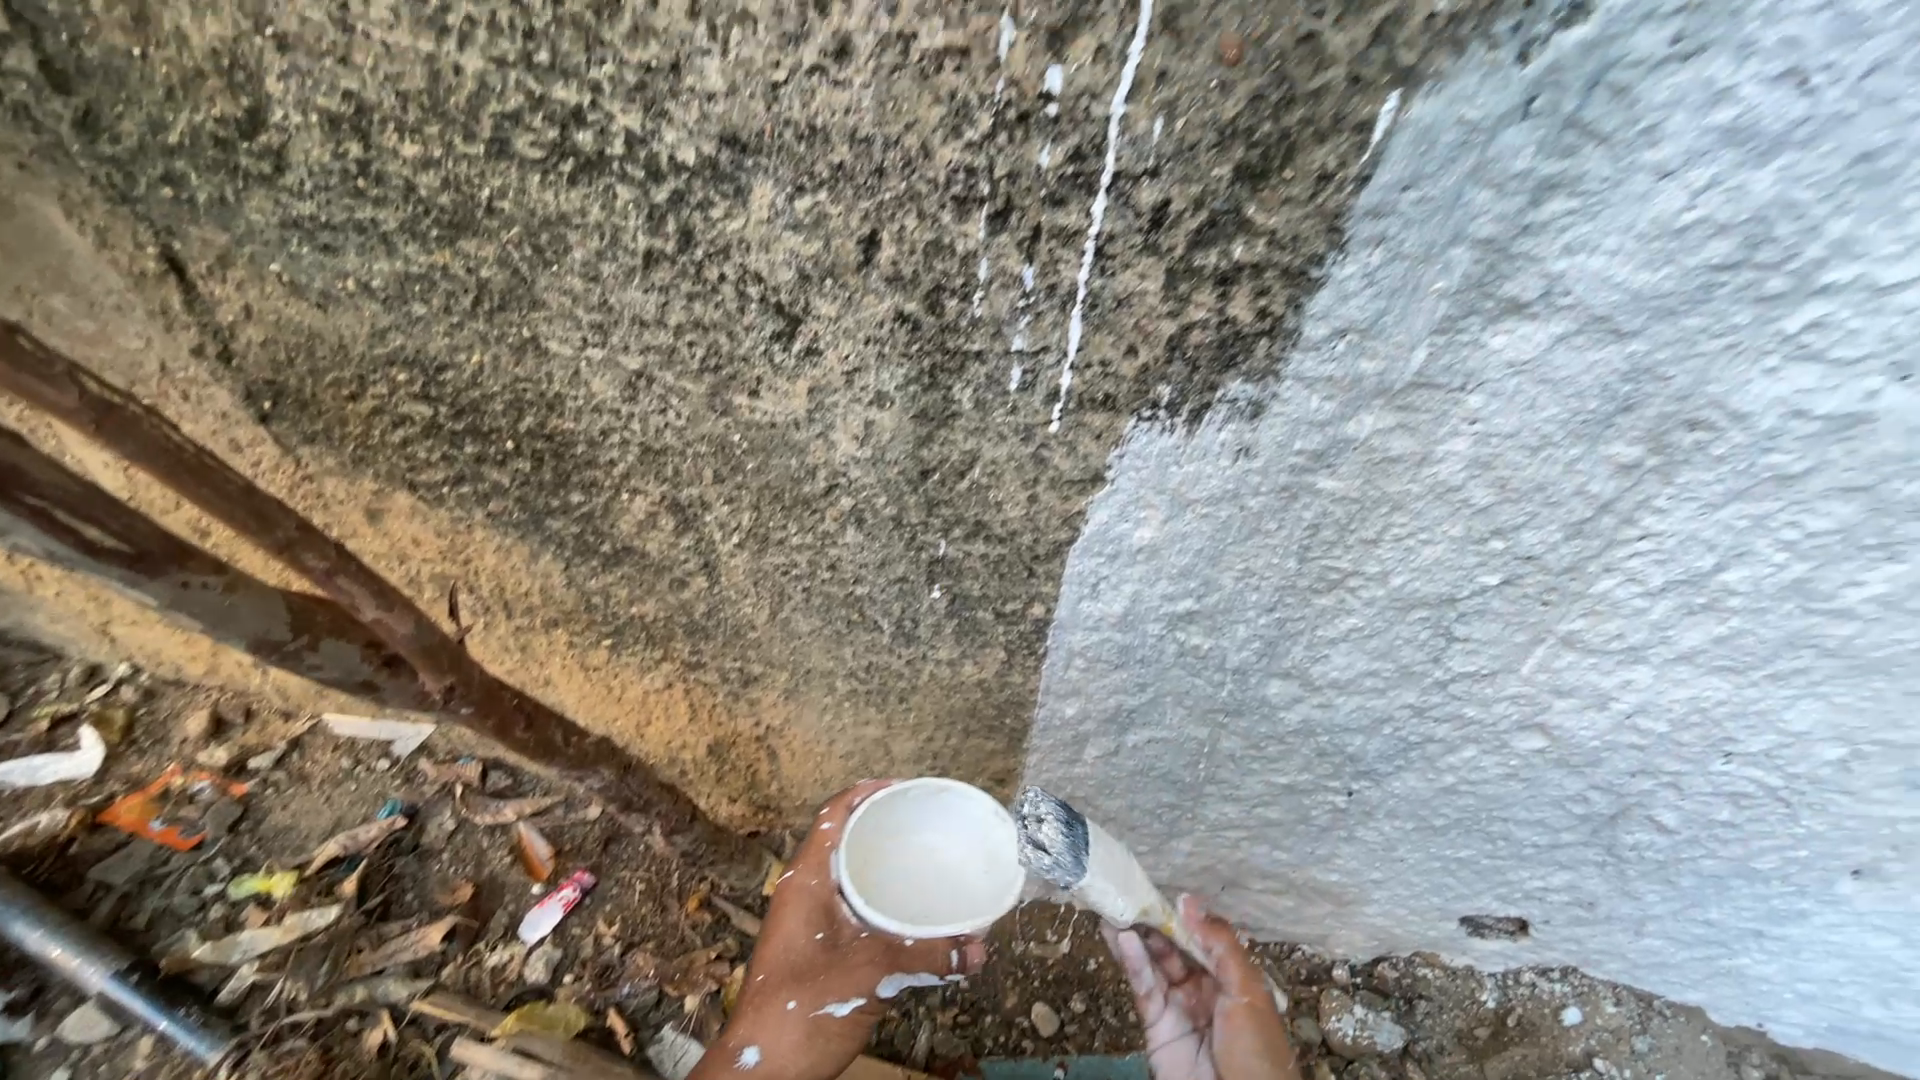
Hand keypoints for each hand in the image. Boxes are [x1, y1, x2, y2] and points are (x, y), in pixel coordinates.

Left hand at [691, 780, 988, 1079]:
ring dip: (879, 867)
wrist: (759, 1075)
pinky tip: (908, 917)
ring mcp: (807, 924)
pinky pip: (852, 910)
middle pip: (841, 841)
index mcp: (806, 882)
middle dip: (879, 828)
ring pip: (847, 878)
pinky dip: (879, 903)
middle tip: (921, 824)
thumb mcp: (869, 976)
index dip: (864, 793)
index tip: (901, 787)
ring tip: (921, 862)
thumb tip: (979, 949)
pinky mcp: (816, 951)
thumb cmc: (799, 1013)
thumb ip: (926, 958)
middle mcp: (804, 894)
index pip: (832, 816)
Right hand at [1103, 895, 1295, 1079]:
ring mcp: (1178, 1007)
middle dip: (1152, 923)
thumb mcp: (1247, 991)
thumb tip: (1188, 899)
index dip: (1181, 917)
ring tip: (1113, 910)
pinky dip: (1133, 963)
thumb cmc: (1256, 1050)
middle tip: (1126, 895)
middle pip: (1173, 949)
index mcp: (1231, 979)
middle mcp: (1203, 989)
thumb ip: (1218, 943)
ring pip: (1153, 964)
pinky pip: (1144, 988)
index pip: (1201, 939)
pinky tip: (1122, 940)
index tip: (1160, 892)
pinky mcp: (1156, 1026)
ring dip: (1135, 938)